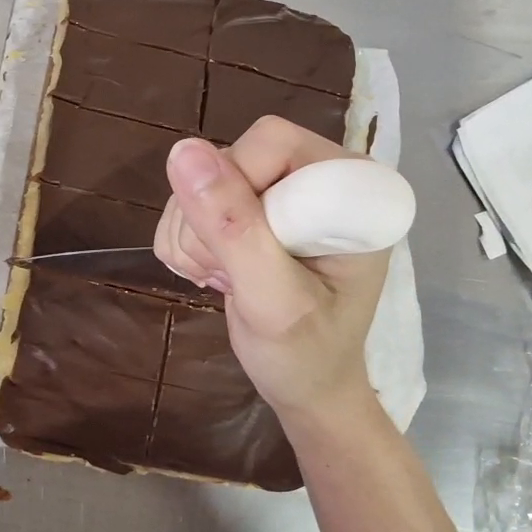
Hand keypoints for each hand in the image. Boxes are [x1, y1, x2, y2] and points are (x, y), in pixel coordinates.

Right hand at [153, 117, 389, 420]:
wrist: (306, 388)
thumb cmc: (307, 354)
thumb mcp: (273, 300)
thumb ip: (234, 229)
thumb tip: (182, 150)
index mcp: (350, 183)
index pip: (268, 142)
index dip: (236, 194)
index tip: (245, 257)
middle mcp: (315, 174)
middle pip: (227, 158)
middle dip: (208, 223)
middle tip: (228, 277)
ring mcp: (278, 190)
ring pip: (198, 179)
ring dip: (191, 237)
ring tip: (224, 281)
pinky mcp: (246, 208)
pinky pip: (187, 200)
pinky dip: (183, 242)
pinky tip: (212, 274)